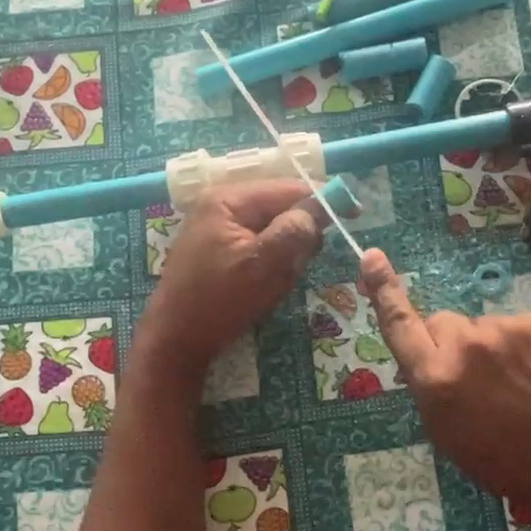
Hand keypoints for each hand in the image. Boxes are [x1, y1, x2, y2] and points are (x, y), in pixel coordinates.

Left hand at [137, 181, 323, 379]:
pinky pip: (260, 249)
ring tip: (274, 284)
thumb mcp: (264, 264)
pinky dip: (271, 267)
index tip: (355, 214)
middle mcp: (222, 207)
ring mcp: (219, 230)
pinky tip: (262, 289)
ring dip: (285, 258)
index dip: (323, 200)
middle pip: (282, 208)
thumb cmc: (218, 302)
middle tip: (295, 268)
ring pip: (274, 232)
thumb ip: (296, 230)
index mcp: (229, 199)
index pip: (289, 188)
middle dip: (298, 238)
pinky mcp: (220, 253)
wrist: (175, 342)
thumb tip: (321, 207)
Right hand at [359, 249, 530, 521]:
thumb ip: (433, 392)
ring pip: (481, 328)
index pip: (399, 326)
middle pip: (442, 324)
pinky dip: (523, 348)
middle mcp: (466, 345)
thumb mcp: (452, 439)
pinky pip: (516, 328)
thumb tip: (430, 363)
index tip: (371, 256)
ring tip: (520, 388)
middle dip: (449, 345)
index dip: (383, 290)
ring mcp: (505, 328)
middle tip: (476, 383)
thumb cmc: (513, 465)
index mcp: (437, 381)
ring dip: (490, 349)